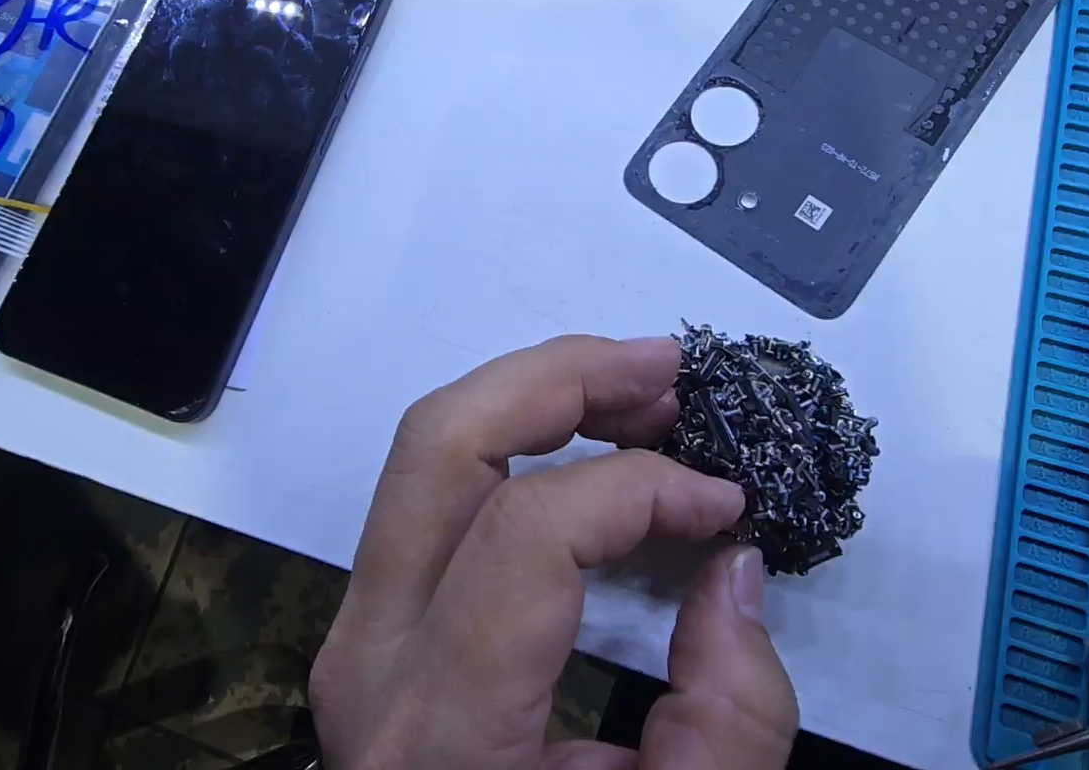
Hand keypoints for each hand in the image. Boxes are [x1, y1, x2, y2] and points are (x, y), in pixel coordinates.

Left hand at [311, 335, 798, 769]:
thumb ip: (727, 721)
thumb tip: (727, 562)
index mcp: (437, 721)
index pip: (530, 532)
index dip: (641, 489)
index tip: (726, 500)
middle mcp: (372, 645)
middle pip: (444, 441)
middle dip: (563, 377)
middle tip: (666, 368)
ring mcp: (361, 617)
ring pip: (432, 443)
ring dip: (541, 390)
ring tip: (640, 387)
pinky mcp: (377, 607)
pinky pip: (440, 481)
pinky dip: (518, 432)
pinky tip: (588, 431)